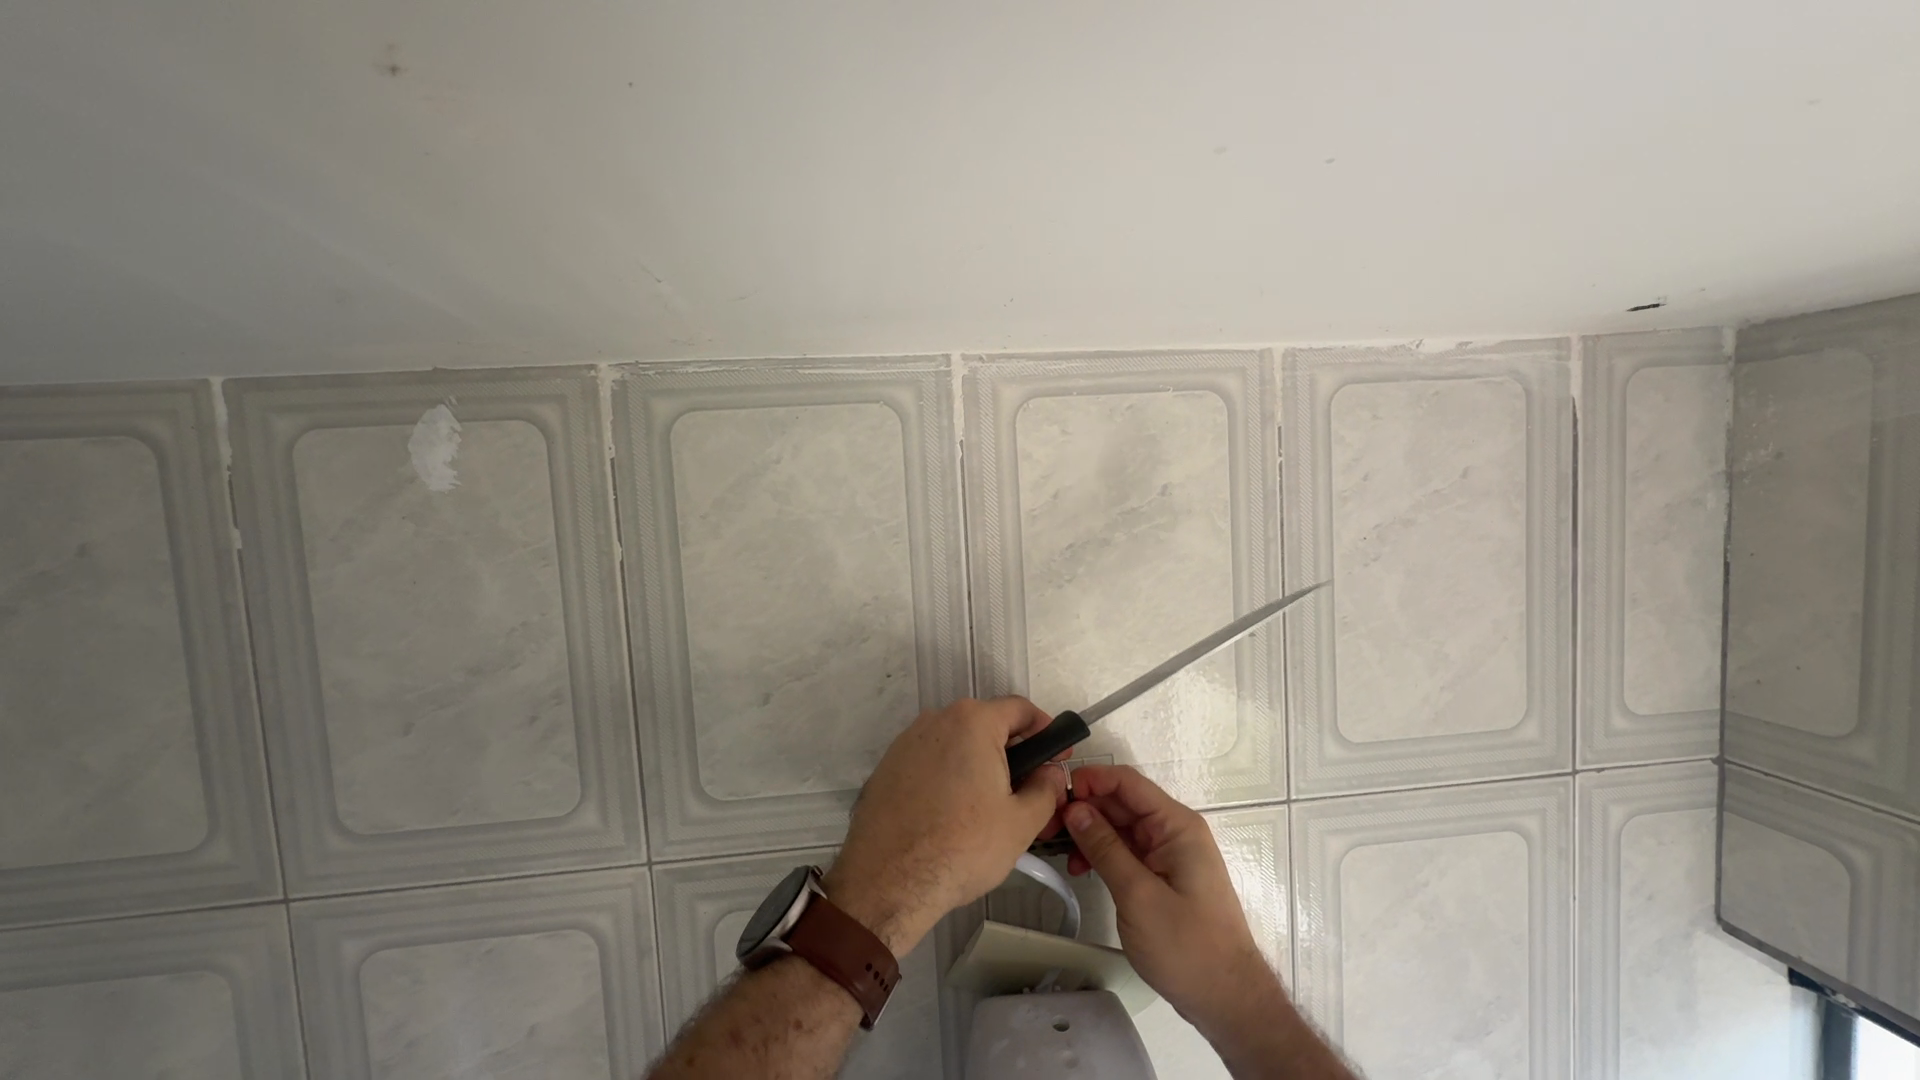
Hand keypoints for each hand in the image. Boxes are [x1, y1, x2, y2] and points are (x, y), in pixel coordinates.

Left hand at [824, 697, 1068, 955]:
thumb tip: (1049, 773)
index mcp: (973, 722)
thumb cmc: (961, 847)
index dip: (1046, 731)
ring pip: (957, 743)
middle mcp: (936, 720)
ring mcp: (907, 742)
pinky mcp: (888, 766)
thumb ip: (1046, 788)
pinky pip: (931, 761)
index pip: (1020, 709)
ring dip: (979, 764)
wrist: (888, 882)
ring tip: (990, 807)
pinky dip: (949, 776)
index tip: (1057, 758)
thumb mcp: (1021, 822)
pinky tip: (953, 814)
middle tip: (1028, 789)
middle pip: (987, 724)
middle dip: (1013, 751)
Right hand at [1061, 765, 1278, 1036]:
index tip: (1056, 795)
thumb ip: (1105, 848)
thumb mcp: (1138, 895)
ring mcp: (1167, 854)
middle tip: (1047, 827)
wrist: (1226, 998)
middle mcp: (1173, 831)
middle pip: (1121, 802)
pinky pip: (1125, 850)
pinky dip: (1101, 854)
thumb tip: (1075, 809)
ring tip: (1061, 852)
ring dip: (1089, 833)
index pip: (1127, 782)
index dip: (1090, 780)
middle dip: (1083, 808)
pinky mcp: (1160, 876)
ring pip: (1119, 826)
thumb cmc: (1187, 946)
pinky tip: (1081, 869)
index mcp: (1176, 825)